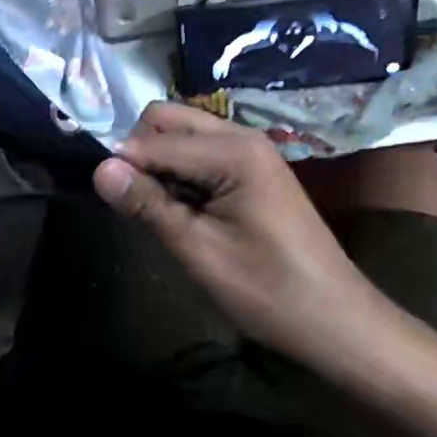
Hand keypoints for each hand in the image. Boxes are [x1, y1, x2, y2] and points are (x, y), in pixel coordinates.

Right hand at [95, 102, 384, 360]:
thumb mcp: (200, 251)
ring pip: (184, 132)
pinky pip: (202, 150)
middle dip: (141, 151)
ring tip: (158, 209)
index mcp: (233, 151)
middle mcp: (241, 135)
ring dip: (161, 160)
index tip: (101, 195)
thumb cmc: (268, 290)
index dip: (123, 165)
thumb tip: (99, 169)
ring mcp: (250, 148)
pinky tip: (184, 208)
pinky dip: (182, 169)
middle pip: (168, 118)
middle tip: (134, 202)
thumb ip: (149, 204)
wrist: (336, 318)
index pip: (155, 140)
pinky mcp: (253, 166)